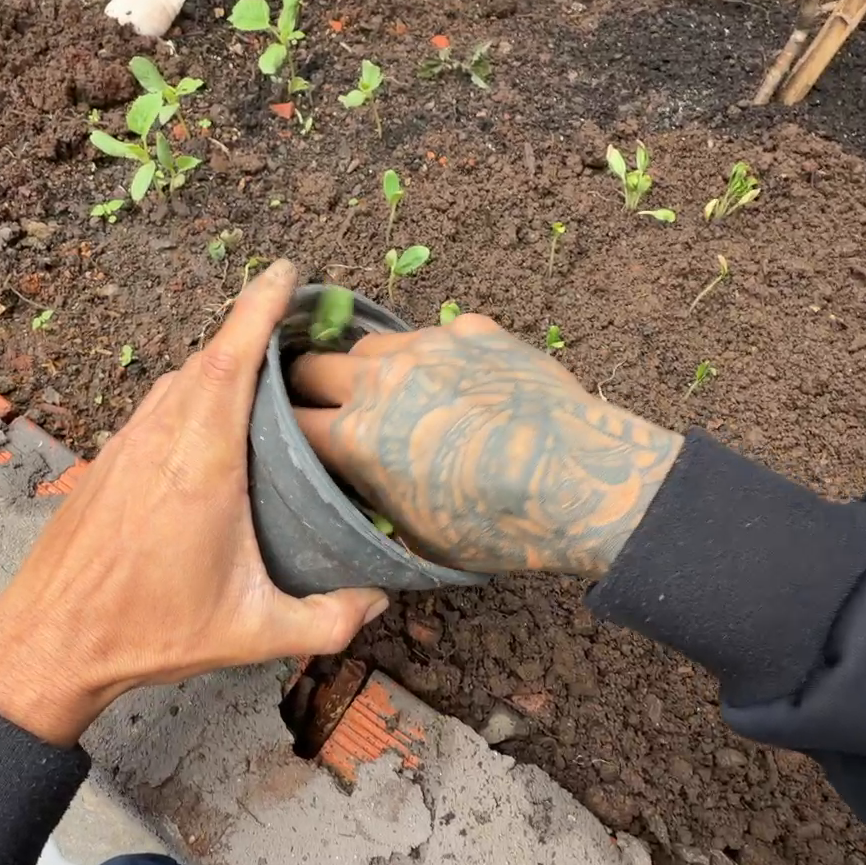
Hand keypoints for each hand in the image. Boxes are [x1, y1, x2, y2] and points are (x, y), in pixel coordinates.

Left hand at [0, 261, 389, 746]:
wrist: (48, 643)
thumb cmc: (147, 633)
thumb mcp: (252, 636)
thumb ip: (327, 620)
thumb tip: (378, 600)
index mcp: (201, 468)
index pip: (230, 363)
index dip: (258, 309)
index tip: (286, 274)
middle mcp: (161, 441)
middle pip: (208, 360)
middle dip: (252, 330)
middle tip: (295, 326)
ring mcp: (127, 446)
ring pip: (179, 379)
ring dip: (219, 362)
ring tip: (262, 371)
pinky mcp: (109, 460)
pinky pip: (157, 404)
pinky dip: (190, 391)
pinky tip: (208, 420)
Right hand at [291, 313, 681, 577]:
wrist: (581, 480)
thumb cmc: (496, 525)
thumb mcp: (416, 534)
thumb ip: (372, 495)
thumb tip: (358, 478)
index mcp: (356, 437)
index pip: (290, 424)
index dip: (284, 432)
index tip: (290, 437)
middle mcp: (380, 382)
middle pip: (312, 367)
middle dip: (307, 388)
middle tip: (323, 405)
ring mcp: (426, 347)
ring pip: (368, 345)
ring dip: (364, 367)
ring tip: (388, 390)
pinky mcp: (471, 330)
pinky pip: (431, 335)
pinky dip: (429, 357)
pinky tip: (456, 381)